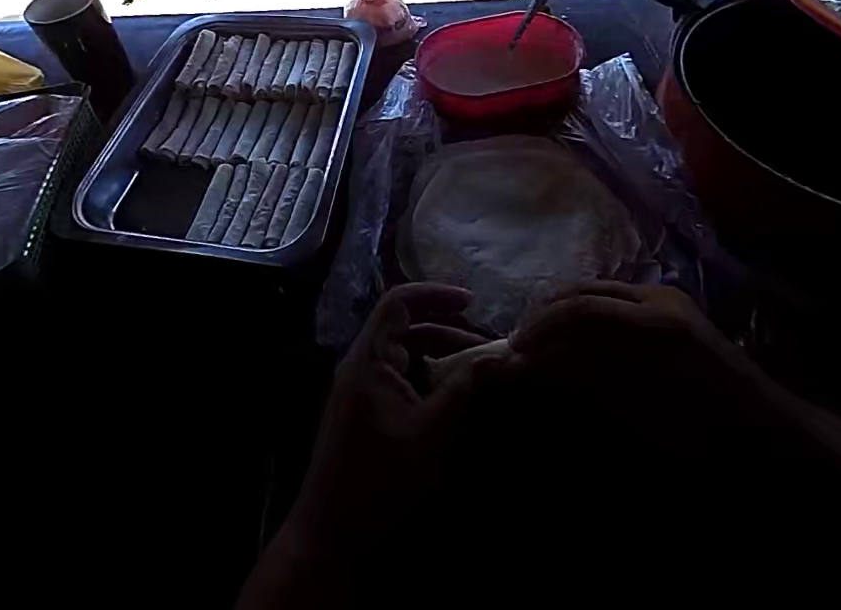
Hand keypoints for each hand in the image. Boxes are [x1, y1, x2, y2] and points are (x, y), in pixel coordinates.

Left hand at [293, 284, 497, 542]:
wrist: (335, 546)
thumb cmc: (382, 486)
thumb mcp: (433, 436)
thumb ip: (467, 391)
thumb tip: (505, 355)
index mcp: (369, 360)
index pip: (398, 304)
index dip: (435, 294)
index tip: (475, 301)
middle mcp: (363, 369)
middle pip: (407, 332)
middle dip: (450, 333)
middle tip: (493, 350)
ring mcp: (365, 395)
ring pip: (409, 361)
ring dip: (445, 362)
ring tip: (486, 377)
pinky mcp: (371, 420)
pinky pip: (405, 388)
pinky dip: (433, 387)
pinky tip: (463, 405)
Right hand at [507, 281, 773, 454]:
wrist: (774, 439)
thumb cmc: (709, 440)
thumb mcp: (638, 416)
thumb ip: (582, 383)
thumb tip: (528, 369)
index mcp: (655, 325)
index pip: (580, 311)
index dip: (541, 330)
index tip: (515, 354)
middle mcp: (658, 301)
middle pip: (582, 294)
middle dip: (544, 317)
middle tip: (520, 343)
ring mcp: (665, 299)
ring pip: (595, 290)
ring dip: (560, 311)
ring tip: (538, 338)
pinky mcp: (669, 304)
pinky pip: (614, 297)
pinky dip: (584, 311)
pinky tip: (571, 333)